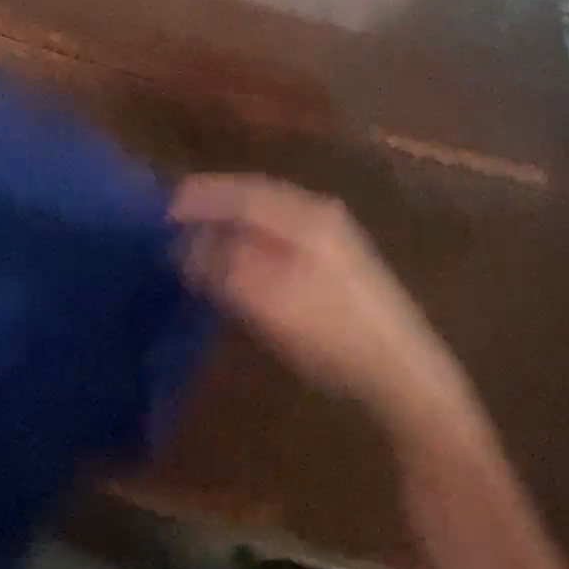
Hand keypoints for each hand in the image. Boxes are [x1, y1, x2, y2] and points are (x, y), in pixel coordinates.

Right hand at [170, 174, 470, 420]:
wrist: (405, 377)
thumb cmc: (334, 335)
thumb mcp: (269, 303)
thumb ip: (222, 267)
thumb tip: (183, 245)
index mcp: (305, 217)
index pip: (242, 192)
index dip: (200, 197)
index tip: (163, 208)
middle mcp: (320, 216)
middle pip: (256, 197)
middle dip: (214, 203)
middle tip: (175, 216)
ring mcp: (333, 239)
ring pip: (269, 216)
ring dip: (232, 220)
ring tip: (198, 233)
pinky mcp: (338, 264)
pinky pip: (280, 234)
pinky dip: (250, 236)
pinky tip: (237, 256)